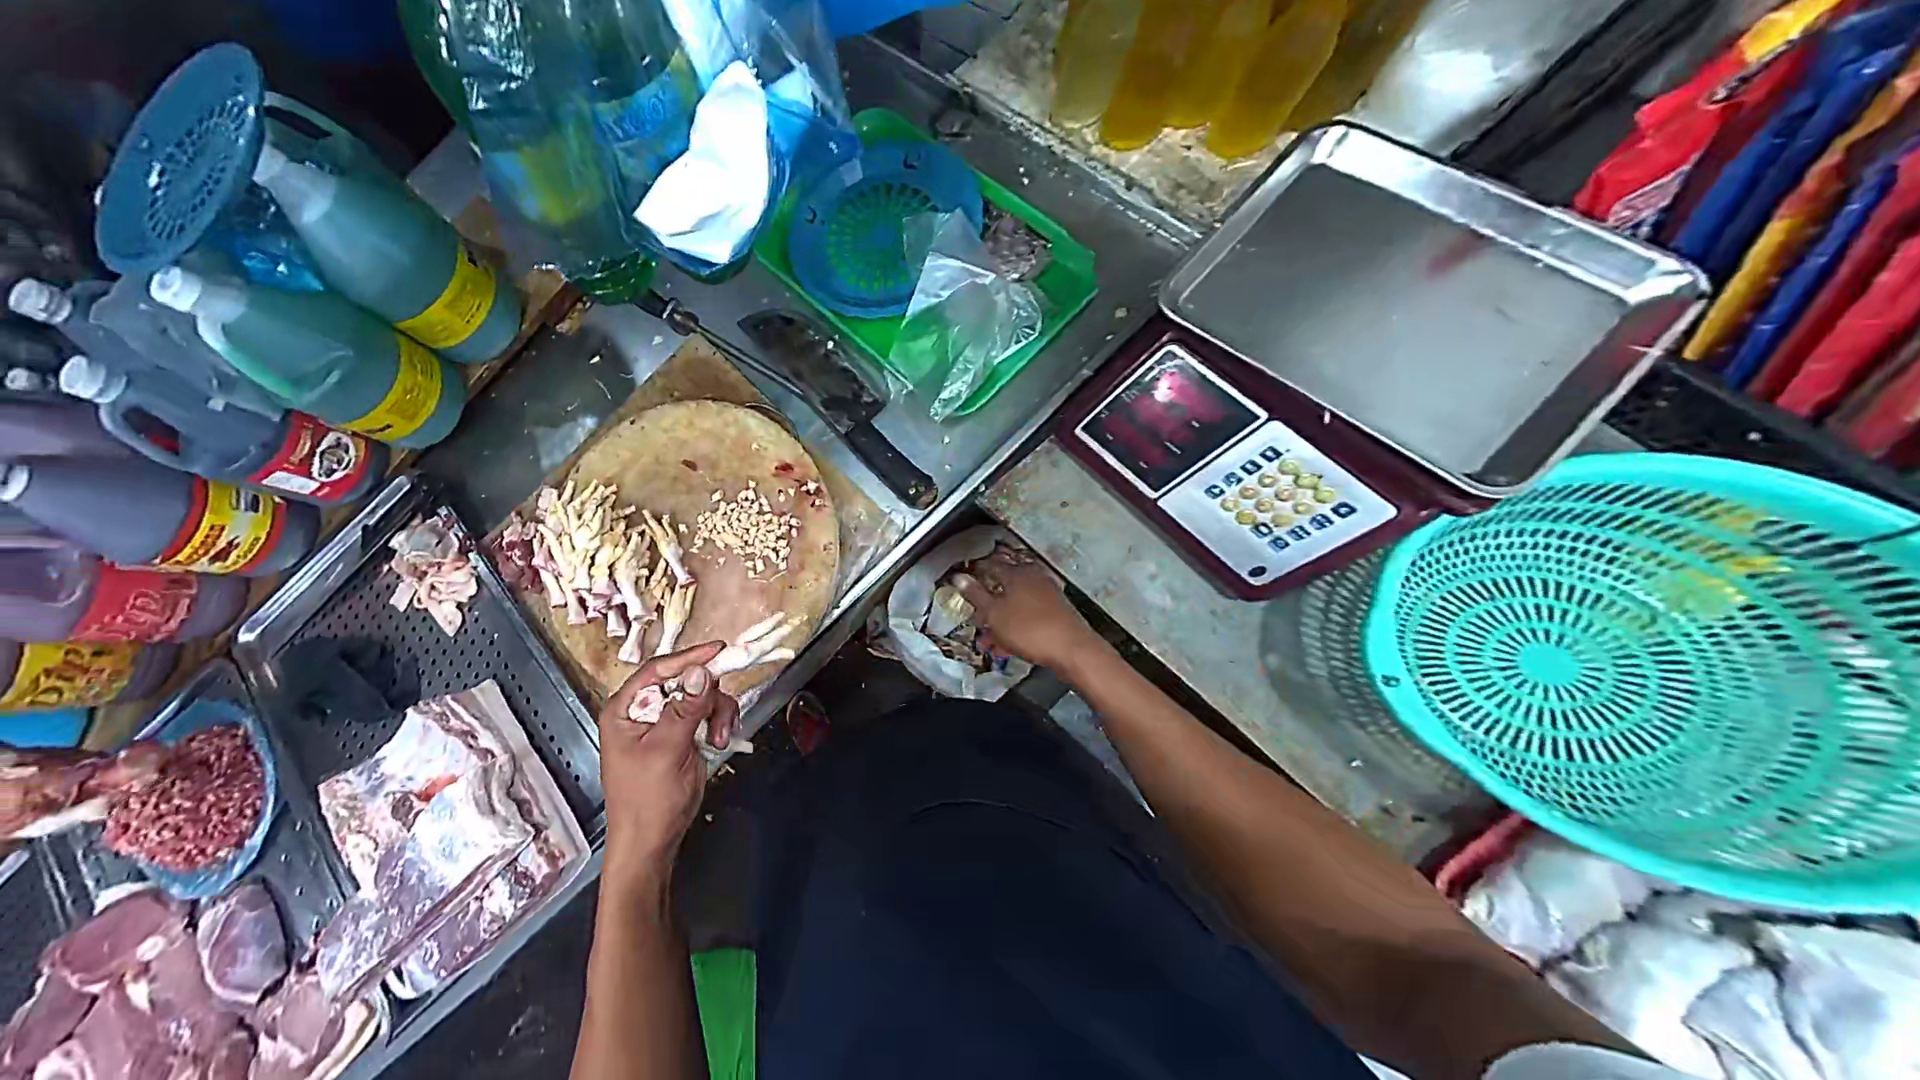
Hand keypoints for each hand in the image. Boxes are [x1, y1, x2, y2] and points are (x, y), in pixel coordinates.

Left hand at [597, 642, 738, 897]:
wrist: (652, 841)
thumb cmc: (648, 800)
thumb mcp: (667, 750)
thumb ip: (685, 709)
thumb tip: (700, 671)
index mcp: (625, 710)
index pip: (657, 671)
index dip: (688, 658)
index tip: (718, 650)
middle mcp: (644, 711)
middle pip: (686, 680)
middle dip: (709, 696)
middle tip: (721, 717)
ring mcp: (665, 722)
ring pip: (703, 696)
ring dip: (718, 713)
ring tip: (720, 739)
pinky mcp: (684, 734)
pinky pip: (709, 713)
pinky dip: (720, 722)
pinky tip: (720, 741)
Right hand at [952, 547, 1103, 673]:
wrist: (1071, 650)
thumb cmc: (1032, 629)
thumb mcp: (994, 614)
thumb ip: (975, 595)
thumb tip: (959, 578)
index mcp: (1017, 573)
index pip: (990, 566)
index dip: (975, 575)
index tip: (965, 584)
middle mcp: (1034, 579)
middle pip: (1004, 588)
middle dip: (988, 606)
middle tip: (977, 619)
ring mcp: (1048, 596)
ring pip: (1016, 605)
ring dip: (1001, 621)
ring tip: (990, 640)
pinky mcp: (1056, 614)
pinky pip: (1029, 617)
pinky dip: (1016, 628)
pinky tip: (1008, 645)